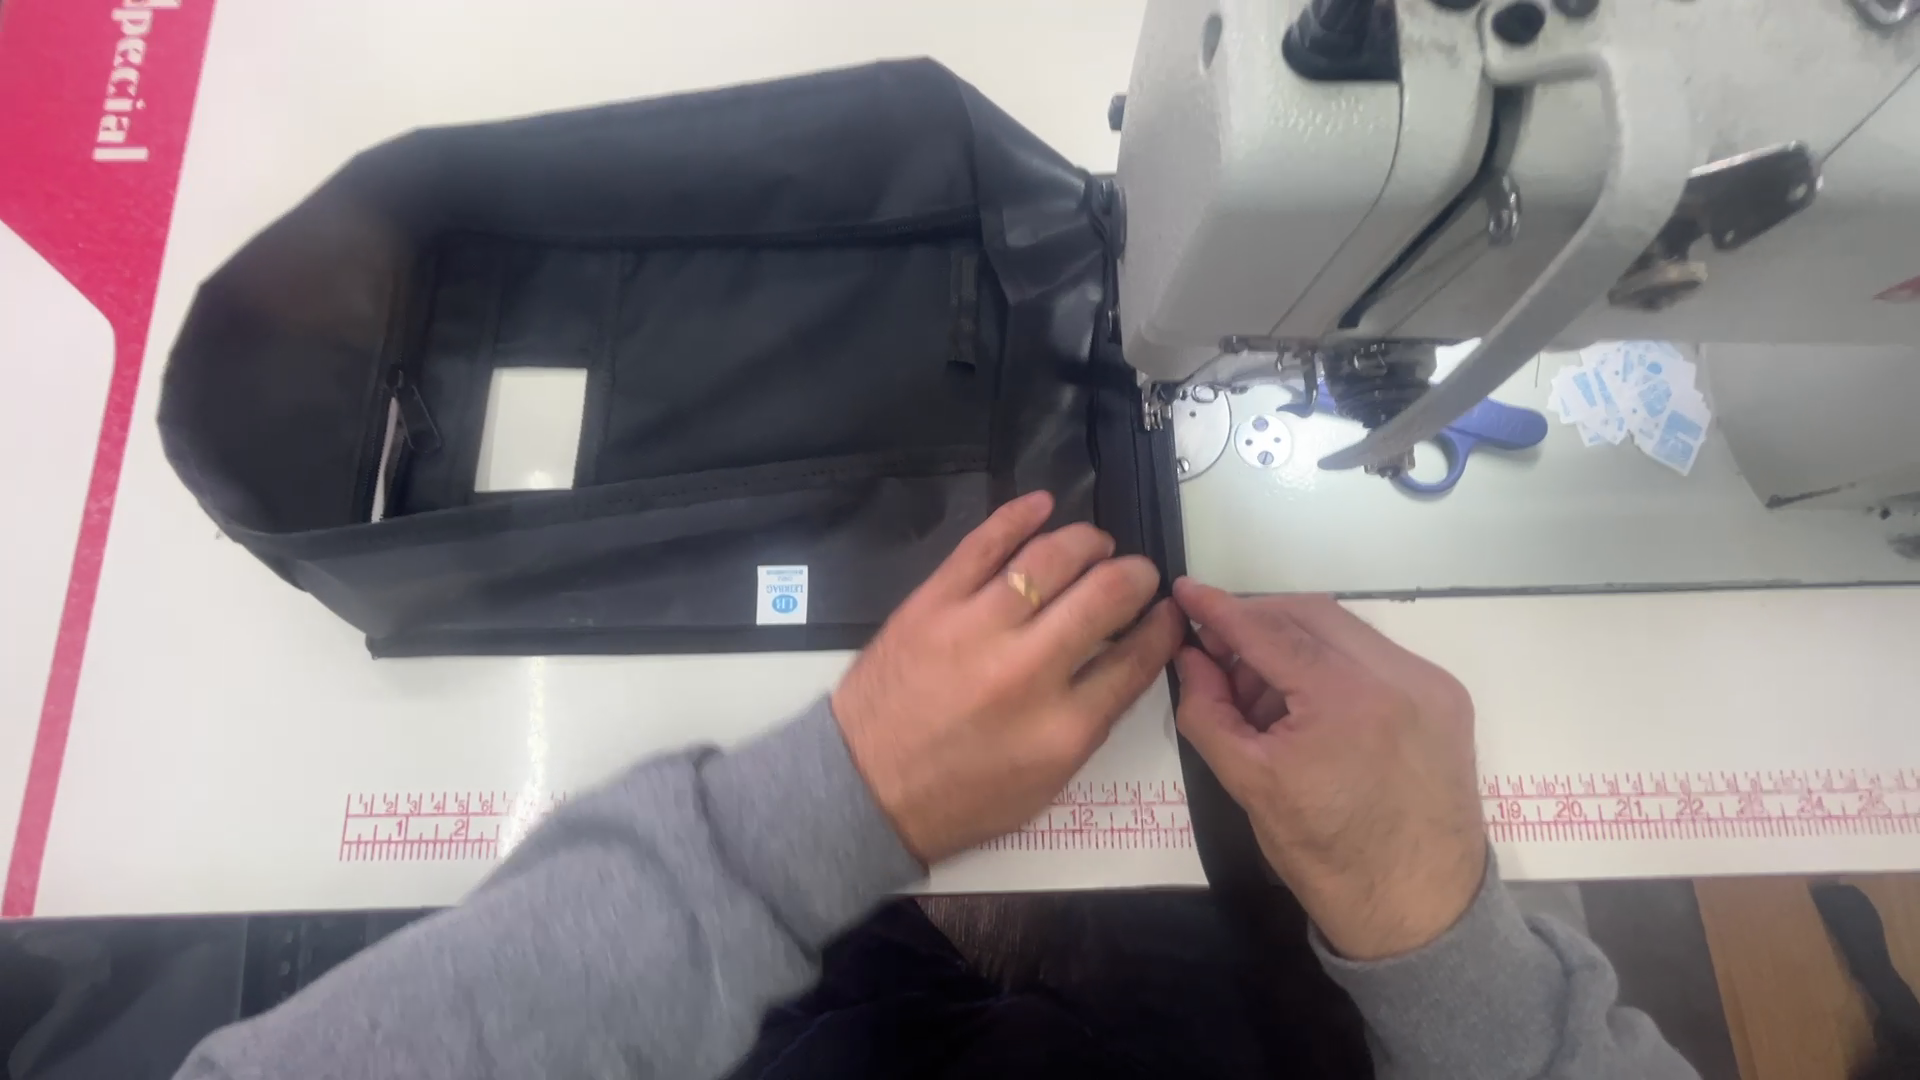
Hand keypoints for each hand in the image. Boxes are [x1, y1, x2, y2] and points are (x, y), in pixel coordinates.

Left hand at [833, 492, 1184, 863]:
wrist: (866, 788)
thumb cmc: (958, 795)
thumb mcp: (1044, 781)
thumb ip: (1090, 722)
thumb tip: (1122, 659)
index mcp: (1063, 726)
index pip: (1136, 658)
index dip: (1162, 627)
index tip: (1167, 613)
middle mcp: (1027, 670)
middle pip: (1104, 596)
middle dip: (1135, 576)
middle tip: (1137, 573)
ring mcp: (976, 628)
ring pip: (1050, 558)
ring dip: (1087, 541)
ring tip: (1097, 543)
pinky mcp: (933, 602)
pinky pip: (982, 544)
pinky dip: (1016, 516)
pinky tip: (1043, 504)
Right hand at [1171, 578, 1485, 959]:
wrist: (1421, 913)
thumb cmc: (1325, 855)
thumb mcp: (1246, 782)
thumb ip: (1206, 708)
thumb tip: (1190, 655)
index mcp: (1349, 701)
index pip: (1269, 632)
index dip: (1220, 608)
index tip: (1184, 589)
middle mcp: (1401, 677)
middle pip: (1309, 614)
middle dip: (1254, 622)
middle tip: (1214, 649)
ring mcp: (1431, 684)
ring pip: (1340, 628)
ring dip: (1288, 642)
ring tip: (1258, 692)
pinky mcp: (1445, 696)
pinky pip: (1368, 653)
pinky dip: (1324, 661)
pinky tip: (1301, 702)